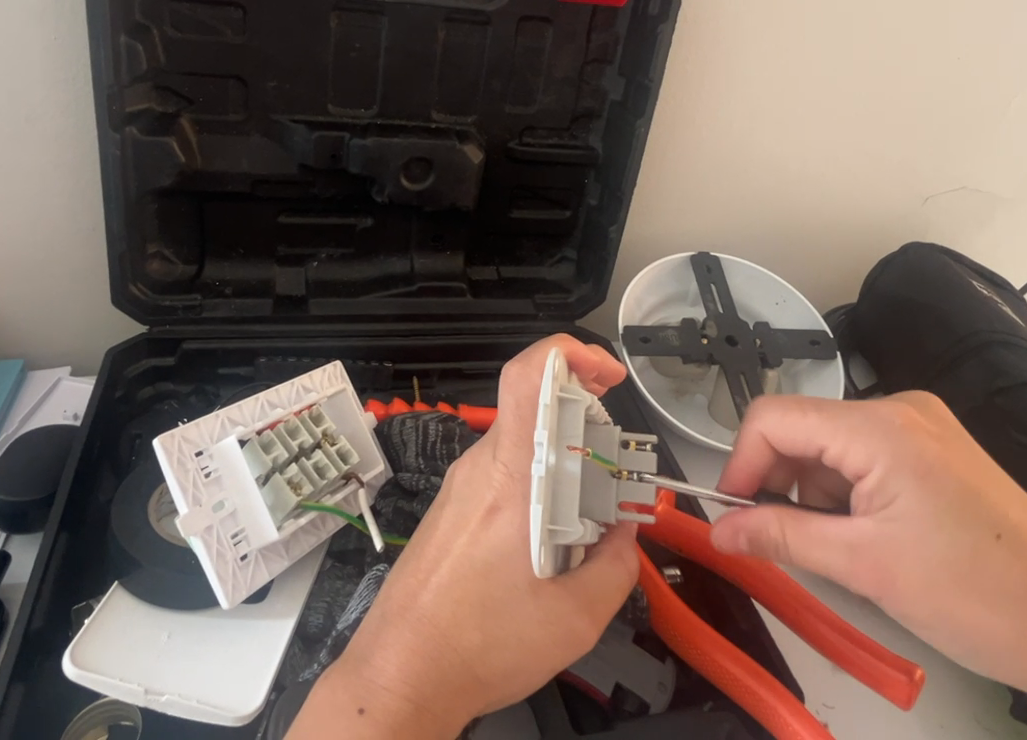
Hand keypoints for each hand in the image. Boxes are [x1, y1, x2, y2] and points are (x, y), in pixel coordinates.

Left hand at [288, 335, 639, 738]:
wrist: (401, 673)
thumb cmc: (472, 646)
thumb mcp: (575, 618)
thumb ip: (616, 566)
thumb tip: (625, 535)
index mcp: (509, 478)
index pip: (526, 378)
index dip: (570, 354)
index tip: (604, 372)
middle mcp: (479, 469)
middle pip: (533, 411)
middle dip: (583, 427)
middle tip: (611, 467)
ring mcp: (461, 486)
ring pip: (521, 446)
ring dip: (561, 466)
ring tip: (584, 519)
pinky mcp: (454, 506)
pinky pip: (502, 475)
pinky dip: (535, 490)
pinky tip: (548, 540)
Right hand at [710, 393, 1026, 739]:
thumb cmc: (980, 598)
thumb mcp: (863, 567)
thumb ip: (779, 536)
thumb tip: (720, 530)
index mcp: (879, 427)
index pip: (773, 418)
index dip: (741, 465)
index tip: (731, 515)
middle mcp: (900, 410)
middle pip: (801, 428)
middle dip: (776, 482)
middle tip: (772, 538)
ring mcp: (922, 427)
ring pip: (829, 444)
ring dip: (811, 491)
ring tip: (830, 547)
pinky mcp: (935, 450)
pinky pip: (862, 455)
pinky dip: (843, 491)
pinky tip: (858, 535)